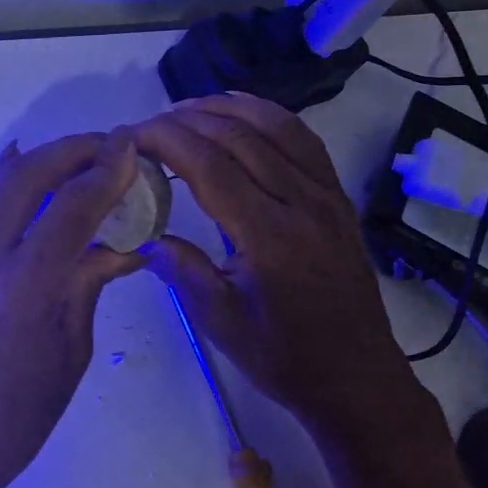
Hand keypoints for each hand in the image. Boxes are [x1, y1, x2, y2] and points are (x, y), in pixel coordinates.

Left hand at [0, 131, 144, 487]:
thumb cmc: (22, 410)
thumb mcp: (72, 349)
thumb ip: (88, 282)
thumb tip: (119, 244)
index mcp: (24, 289)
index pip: (71, 207)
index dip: (106, 170)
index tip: (130, 147)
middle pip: (25, 176)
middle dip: (70, 150)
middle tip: (104, 146)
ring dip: (35, 161)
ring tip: (72, 157)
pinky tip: (21, 174)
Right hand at [132, 94, 423, 431]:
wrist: (357, 379)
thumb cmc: (283, 357)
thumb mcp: (220, 322)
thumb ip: (181, 269)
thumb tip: (146, 235)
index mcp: (270, 237)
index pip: (210, 166)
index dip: (166, 140)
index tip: (130, 135)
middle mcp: (302, 204)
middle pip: (240, 137)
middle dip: (187, 120)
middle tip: (147, 126)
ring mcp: (327, 197)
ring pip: (276, 128)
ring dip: (227, 109)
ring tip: (186, 109)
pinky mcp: (338, 199)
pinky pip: (304, 140)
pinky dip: (269, 117)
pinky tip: (242, 116)